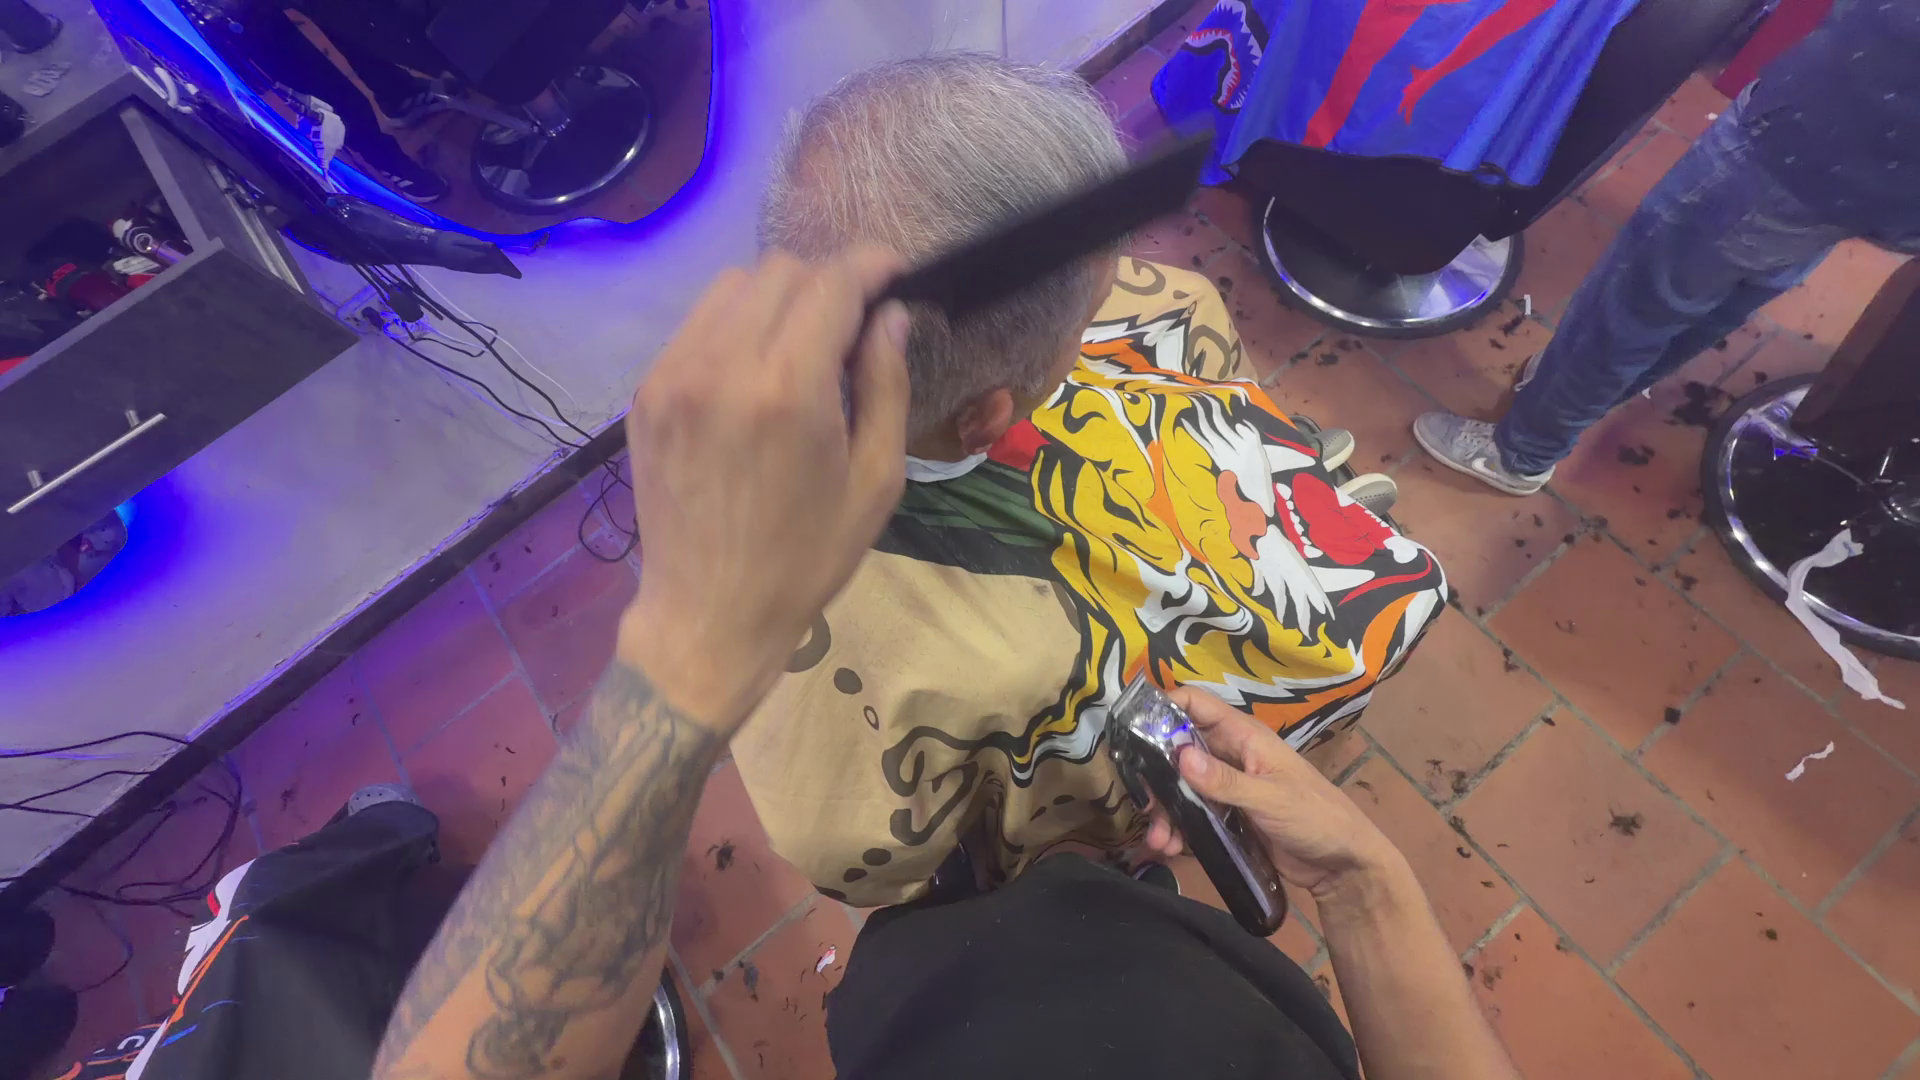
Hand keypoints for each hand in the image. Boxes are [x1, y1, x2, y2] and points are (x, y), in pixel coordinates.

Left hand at [617, 248, 910, 730]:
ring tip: (805, 346)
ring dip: (781, 298)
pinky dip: (738, 326)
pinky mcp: (647, 393)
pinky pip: (699, 325)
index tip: (895, 273)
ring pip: (734, 287)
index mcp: (788, 391)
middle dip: (829, 282)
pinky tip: (757, 370)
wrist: (710, 614)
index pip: (831, 283)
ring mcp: (673, 375)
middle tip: (855, 325)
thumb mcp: (875, 481)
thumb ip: (886, 386)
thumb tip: (890, 316)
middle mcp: (722, 365)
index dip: (871, 265)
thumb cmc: (808, 559)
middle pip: (782, 272)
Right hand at [1143, 685, 1404, 902]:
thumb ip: (1225, 780)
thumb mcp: (1271, 798)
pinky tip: (1170, 848)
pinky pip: (1192, 814)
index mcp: (1243, 736)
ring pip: (1181, 786)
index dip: (1164, 706)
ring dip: (1165, 810)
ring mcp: (1227, 786)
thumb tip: (1179, 755)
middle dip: (1156, 773)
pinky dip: (1178, 829)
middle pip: (1178, 749)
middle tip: (1144, 800)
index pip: (1195, 704)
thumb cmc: (1316, 818)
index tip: (1133, 727)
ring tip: (1157, 839)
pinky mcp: (1227, 815)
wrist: (1345, 867)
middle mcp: (1230, 755)